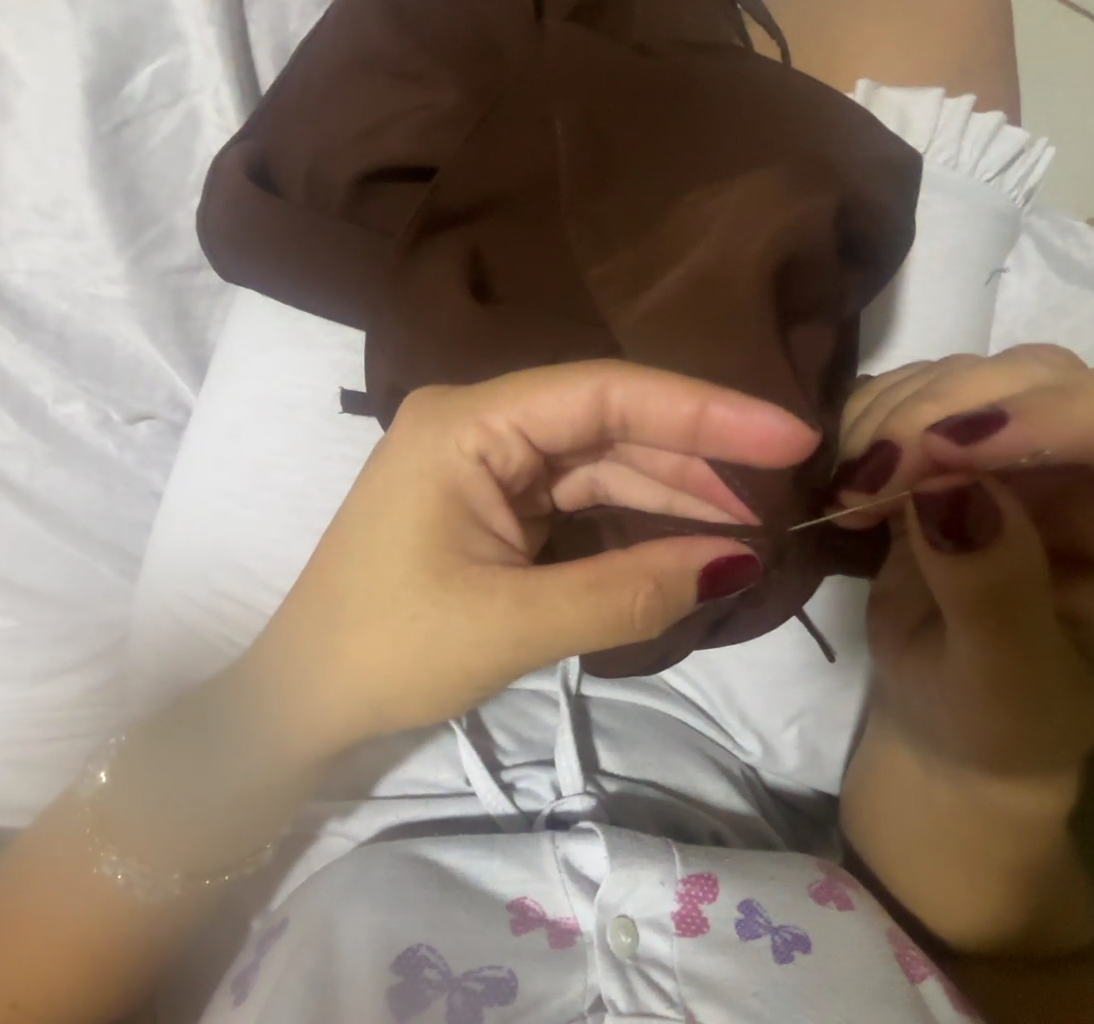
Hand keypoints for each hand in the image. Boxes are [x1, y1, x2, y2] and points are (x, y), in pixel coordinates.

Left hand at [240, 360, 820, 753]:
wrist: (303, 699)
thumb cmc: (389, 651)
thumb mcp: (514, 623)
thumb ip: (630, 590)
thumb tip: (739, 563)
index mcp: (466, 423)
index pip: (604, 393)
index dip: (705, 412)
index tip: (791, 436)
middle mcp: (474, 425)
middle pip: (605, 425)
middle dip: (692, 460)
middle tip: (782, 495)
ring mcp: (480, 466)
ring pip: (594, 464)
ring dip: (666, 496)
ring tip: (747, 530)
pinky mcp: (486, 507)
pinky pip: (573, 501)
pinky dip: (627, 524)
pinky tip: (683, 544)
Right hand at [831, 346, 1093, 782]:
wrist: (946, 719)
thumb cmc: (1000, 721)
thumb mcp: (1007, 686)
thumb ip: (994, 592)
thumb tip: (945, 487)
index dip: (1065, 410)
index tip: (943, 454)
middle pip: (1048, 374)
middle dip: (940, 415)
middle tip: (863, 486)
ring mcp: (1030, 452)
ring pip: (970, 373)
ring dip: (891, 418)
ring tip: (847, 498)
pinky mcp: (957, 450)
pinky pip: (911, 391)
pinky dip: (864, 419)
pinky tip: (846, 481)